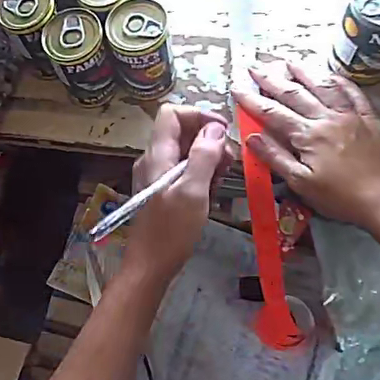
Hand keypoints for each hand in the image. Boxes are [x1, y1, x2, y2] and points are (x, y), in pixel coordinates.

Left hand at [123, 105, 229, 280]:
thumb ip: (204, 156)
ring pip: (185, 150)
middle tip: (229, 161)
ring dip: (208, 157)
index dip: (199, 115)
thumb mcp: (193, 191)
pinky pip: (184, 169)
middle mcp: (154, 159)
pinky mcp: (163, 190)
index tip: (224, 132)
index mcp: (157, 154)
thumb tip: (215, 127)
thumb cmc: (171, 231)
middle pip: (182, 130)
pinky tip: (213, 190)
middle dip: (209, 138)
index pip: (173, 113)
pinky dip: (201, 172)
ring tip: (223, 177)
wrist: (150, 266)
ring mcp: (157, 175)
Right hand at [233, 61, 379, 229]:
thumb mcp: (301, 183)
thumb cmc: (340, 197)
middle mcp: (327, 118)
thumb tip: (252, 137)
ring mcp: (351, 115)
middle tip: (256, 67)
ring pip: (323, 86)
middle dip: (272, 80)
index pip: (273, 113)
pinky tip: (330, 74)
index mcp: (308, 135)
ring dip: (304, 72)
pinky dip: (339, 81)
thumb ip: (276, 158)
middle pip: (295, 94)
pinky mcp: (370, 119)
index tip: (237, 88)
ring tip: (289, 61)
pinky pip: (353, 92)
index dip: (252, 100)